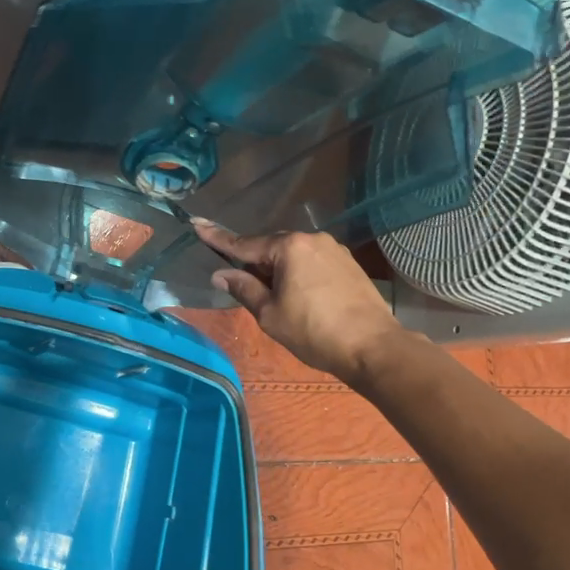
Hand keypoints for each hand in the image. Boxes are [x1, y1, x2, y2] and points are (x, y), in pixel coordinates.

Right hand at [193, 220, 405, 383]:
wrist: (372, 346)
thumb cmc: (314, 332)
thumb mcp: (270, 314)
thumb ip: (244, 289)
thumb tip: (221, 274)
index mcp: (289, 247)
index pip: (244, 243)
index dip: (217, 238)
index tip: (196, 223)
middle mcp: (311, 239)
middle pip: (270, 247)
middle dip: (254, 262)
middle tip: (239, 283)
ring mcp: (334, 249)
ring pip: (293, 255)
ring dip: (278, 270)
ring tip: (273, 297)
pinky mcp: (348, 263)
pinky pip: (312, 262)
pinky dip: (298, 273)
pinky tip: (297, 295)